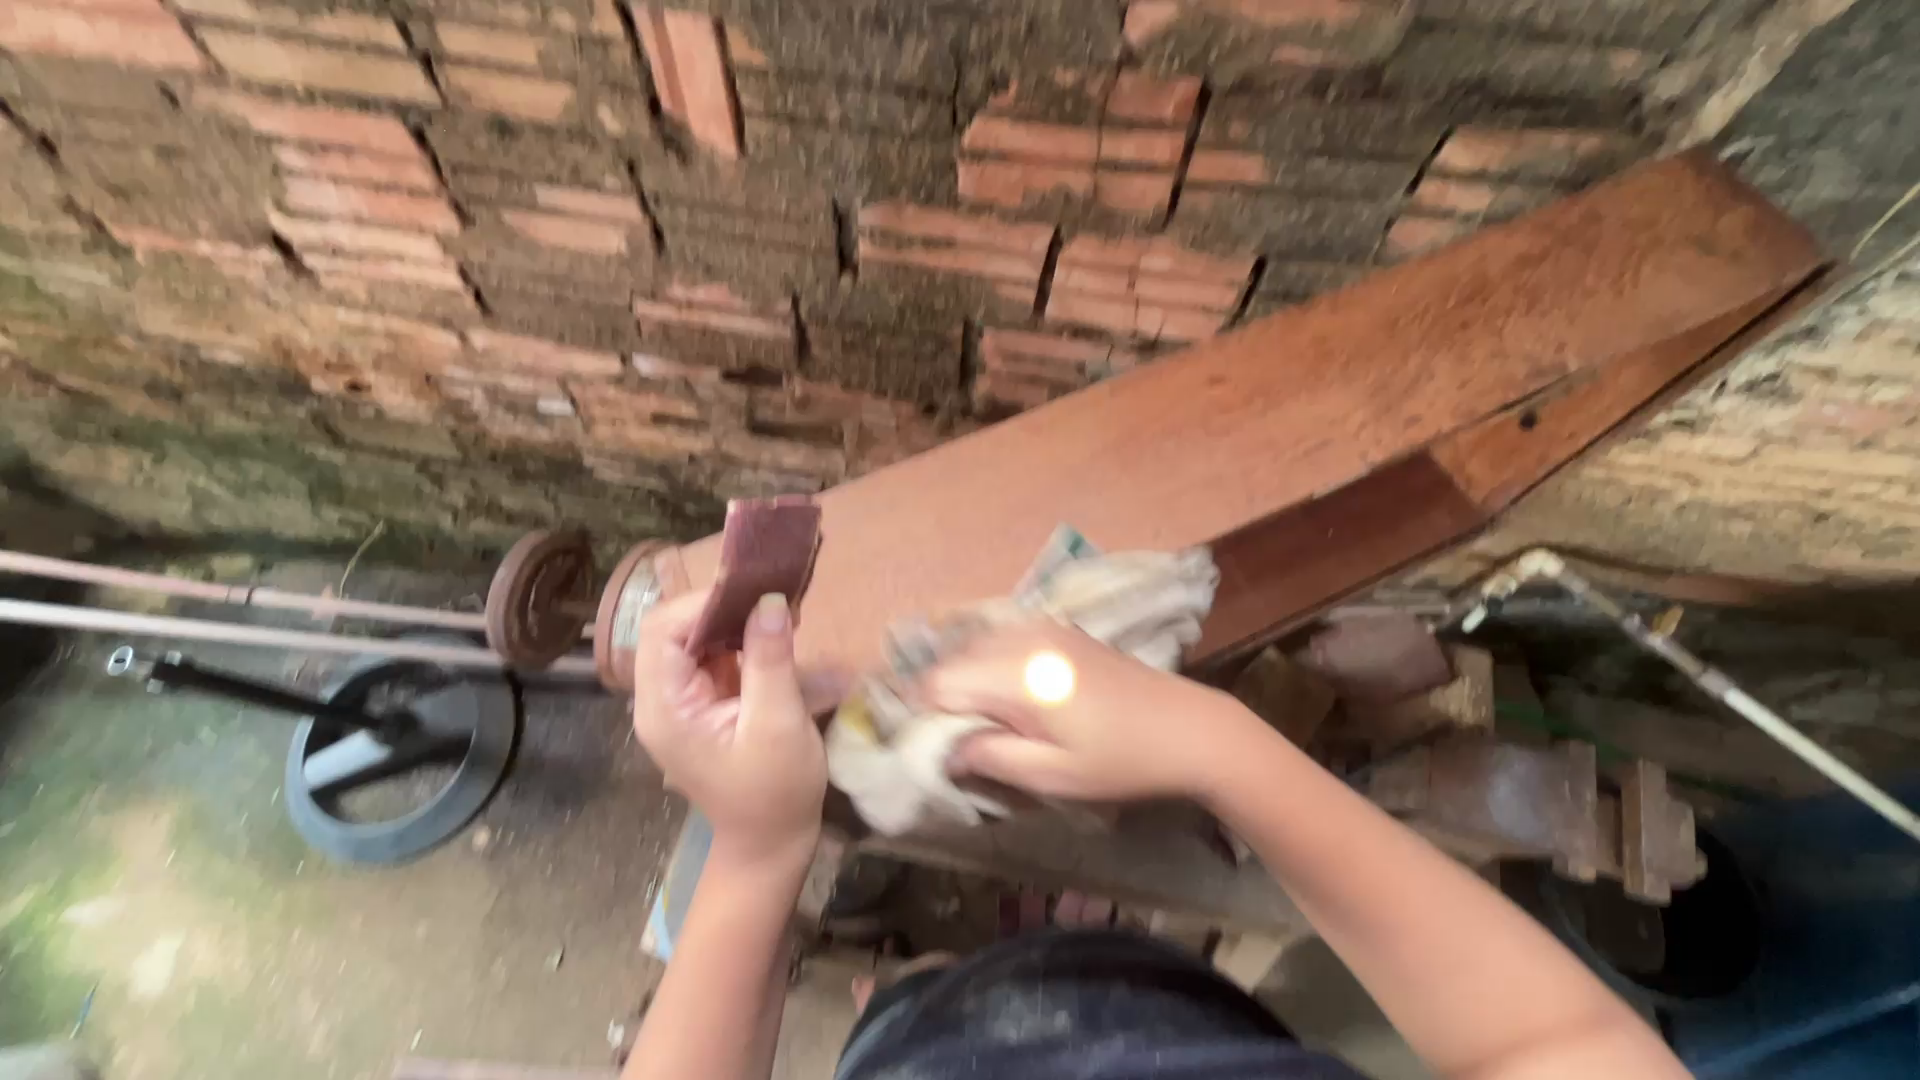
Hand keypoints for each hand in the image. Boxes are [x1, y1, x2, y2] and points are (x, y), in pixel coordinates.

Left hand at [633, 589, 826, 865]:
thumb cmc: (775, 793)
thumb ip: (770, 660)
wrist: (771, 843)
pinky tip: (773, 637)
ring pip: (693, 637)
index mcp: (666, 708)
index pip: (664, 630)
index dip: (706, 603)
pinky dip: (740, 639)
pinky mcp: (701, 703)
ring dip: (734, 621)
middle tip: (776, 603)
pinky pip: (711, 655)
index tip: (759, 595)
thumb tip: (770, 599)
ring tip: (781, 616)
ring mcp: (679, 702)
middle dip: (723, 608)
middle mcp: (661, 700)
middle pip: (674, 629)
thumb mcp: (779, 724)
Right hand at [922, 620, 1258, 801]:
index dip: (925, 716)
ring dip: (967, 681)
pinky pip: (1002, 640)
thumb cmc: (1120, 760)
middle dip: (944, 698)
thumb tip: (941, 751)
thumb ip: (989, 757)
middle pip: (951, 660)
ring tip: (990, 722)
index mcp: (1016, 674)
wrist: (1189, 728)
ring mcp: (1042, 627)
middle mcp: (1021, 638)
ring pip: (974, 646)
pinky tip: (1015, 697)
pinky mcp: (1058, 629)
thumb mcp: (1051, 775)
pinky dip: (992, 665)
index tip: (937, 749)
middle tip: (964, 741)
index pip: (937, 682)